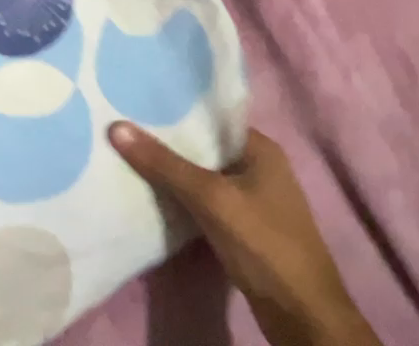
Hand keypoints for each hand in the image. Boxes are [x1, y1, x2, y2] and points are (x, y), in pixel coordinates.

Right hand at [110, 124, 380, 345]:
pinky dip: (182, 197)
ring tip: (128, 157)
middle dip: (168, 143)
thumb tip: (117, 127)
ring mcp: (253, 199)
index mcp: (261, 149)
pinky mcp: (244, 227)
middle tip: (123, 129)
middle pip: (204, 147)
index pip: (210, 119)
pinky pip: (206, 200)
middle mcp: (260, 167)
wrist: (302, 314)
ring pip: (203, 176)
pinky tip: (152, 195)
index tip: (135, 105)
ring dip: (173, 172)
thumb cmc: (264, 244)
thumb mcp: (211, 199)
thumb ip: (165, 164)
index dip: (174, 112)